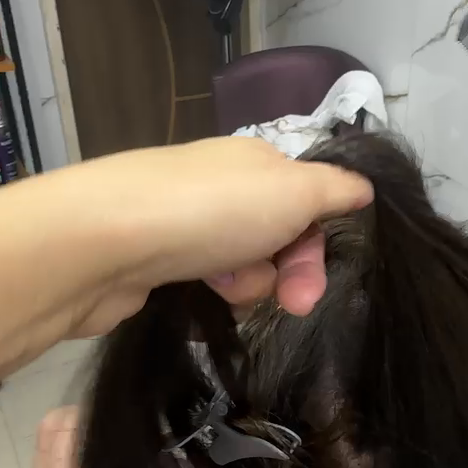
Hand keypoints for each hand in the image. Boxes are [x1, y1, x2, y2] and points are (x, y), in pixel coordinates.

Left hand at [45, 137, 371, 336]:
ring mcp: (187, 222)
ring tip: (222, 285)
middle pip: (281, 237)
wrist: (102, 242)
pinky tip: (197, 294)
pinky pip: (205, 280)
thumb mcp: (294, 190)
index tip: (314, 282)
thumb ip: (337, 189)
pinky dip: (210, 291)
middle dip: (289, 272)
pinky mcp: (157, 259)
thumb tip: (365, 186)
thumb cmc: (211, 211)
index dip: (319, 244)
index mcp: (258, 162)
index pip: (311, 202)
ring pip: (245, 265)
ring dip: (247, 283)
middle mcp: (224, 186)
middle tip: (292, 304)